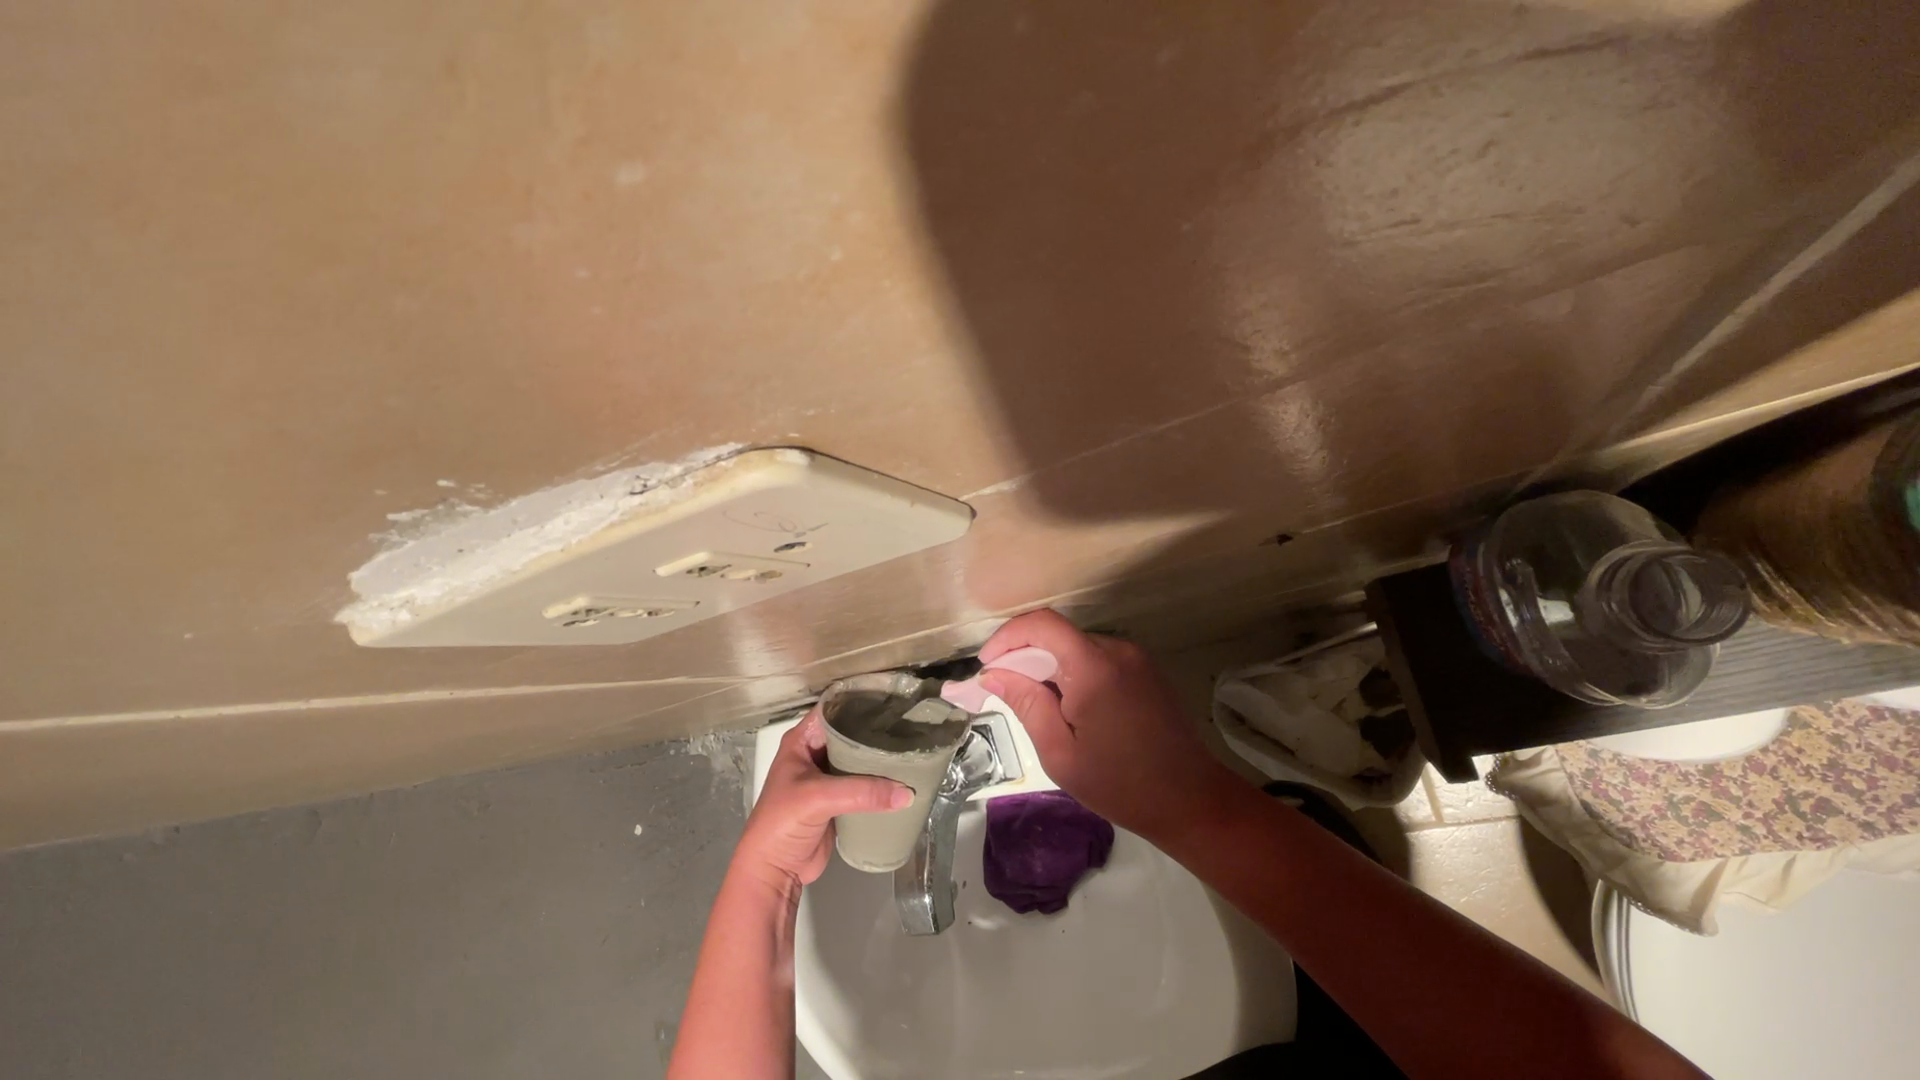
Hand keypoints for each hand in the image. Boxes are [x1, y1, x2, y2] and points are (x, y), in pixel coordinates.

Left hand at [734, 708, 912, 895]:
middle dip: (876, 731)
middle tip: (910, 724)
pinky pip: (863, 784)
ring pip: (858, 759)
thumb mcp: (819, 798)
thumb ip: (863, 792)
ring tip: (912, 747)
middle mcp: (814, 753)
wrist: (773, 870)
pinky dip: (880, 782)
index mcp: (802, 740)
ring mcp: (827, 777)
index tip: (892, 699)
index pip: (833, 709)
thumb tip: (907, 793)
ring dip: (879, 758)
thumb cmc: (783, 822)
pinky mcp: (838, 800)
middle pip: (849, 733)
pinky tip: (903, 776)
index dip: (859, 702)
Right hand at [979, 609, 1240, 841]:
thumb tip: (993, 674)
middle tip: (1002, 691)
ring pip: (1077, 647)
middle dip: (1024, 656)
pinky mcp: (1146, 670)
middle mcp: (1117, 650)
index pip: (1042, 624)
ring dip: (1050, 666)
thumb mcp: (1060, 752)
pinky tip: (1068, 708)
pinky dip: (1074, 673)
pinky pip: (1098, 659)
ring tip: (1036, 706)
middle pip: (1058, 635)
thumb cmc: (1121, 784)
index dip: (1007, 637)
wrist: (1191, 800)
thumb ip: (1026, 704)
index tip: (987, 666)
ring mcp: (1136, 658)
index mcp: (1094, 667)